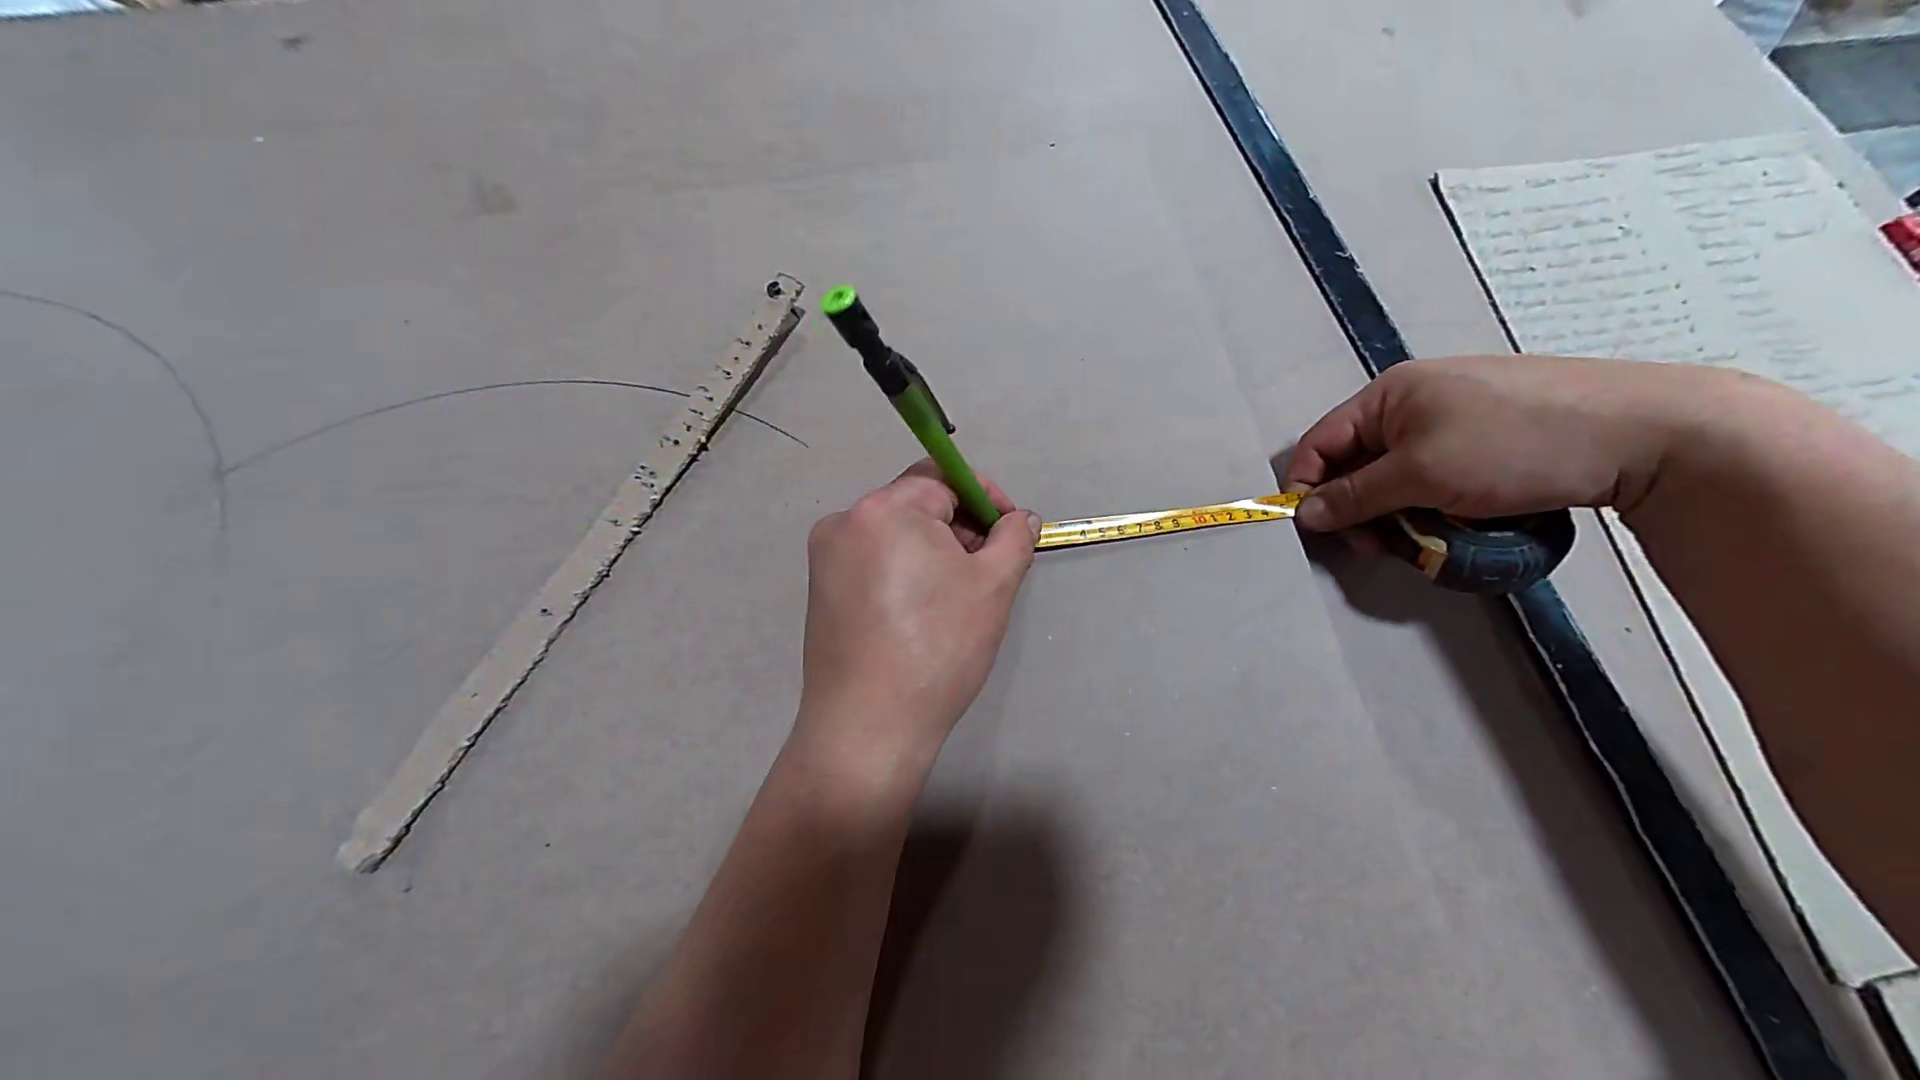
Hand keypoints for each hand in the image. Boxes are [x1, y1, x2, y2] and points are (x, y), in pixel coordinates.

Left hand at [797, 460, 1040, 780]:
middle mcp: (845, 522)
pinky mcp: (820, 591)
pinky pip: (872, 562)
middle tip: (989, 571)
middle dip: (959, 529)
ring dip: (933, 552)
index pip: (943, 477)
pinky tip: (922, 614)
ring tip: (958, 599)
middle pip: (916, 504)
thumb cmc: (938, 648)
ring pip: (894, 535)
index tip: (1010, 532)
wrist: (868, 726)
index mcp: (884, 509)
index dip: (984, 497)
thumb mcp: (992, 587)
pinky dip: (904, 572)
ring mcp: (825, 558)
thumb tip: (1021, 519)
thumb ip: (1013, 539)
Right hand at [1284, 355, 1735, 532]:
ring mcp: (1454, 417)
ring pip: (1397, 475)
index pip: (1319, 443)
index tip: (1322, 531)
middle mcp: (1414, 400)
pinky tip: (1458, 519)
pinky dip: (1434, 502)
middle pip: (1356, 462)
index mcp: (1389, 394)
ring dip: (1400, 511)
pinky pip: (1435, 475)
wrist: (1650, 433)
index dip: (1308, 487)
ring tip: (1428, 537)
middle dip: (1360, 508)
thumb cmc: (1517, 444)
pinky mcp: (1488, 437)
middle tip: (1380, 546)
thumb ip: (1355, 495)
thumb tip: (1304, 513)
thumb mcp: (1422, 474)